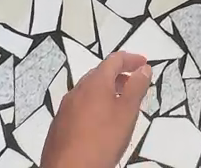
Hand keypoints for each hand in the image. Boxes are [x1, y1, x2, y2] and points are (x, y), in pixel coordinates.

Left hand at [43, 51, 151, 167]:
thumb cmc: (101, 140)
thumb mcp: (127, 112)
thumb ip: (137, 86)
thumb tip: (143, 69)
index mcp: (95, 82)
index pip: (115, 60)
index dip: (132, 59)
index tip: (144, 64)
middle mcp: (77, 91)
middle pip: (100, 74)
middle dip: (118, 76)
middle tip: (133, 85)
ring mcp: (64, 110)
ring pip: (88, 92)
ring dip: (105, 92)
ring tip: (118, 107)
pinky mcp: (57, 128)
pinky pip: (78, 108)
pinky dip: (92, 108)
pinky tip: (98, 126)